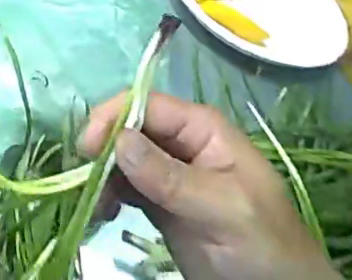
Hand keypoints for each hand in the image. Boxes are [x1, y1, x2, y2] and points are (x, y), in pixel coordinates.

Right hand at [81, 93, 339, 279]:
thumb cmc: (266, 247)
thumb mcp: (224, 209)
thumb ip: (172, 177)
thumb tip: (118, 140)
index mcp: (199, 127)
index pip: (145, 105)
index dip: (112, 117)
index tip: (86, 147)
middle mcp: (180, 141)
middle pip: (128, 128)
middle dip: (102, 149)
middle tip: (84, 182)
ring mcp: (169, 173)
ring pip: (121, 157)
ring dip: (101, 175)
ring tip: (93, 206)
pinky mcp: (161, 203)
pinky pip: (125, 186)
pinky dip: (108, 194)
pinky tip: (101, 212)